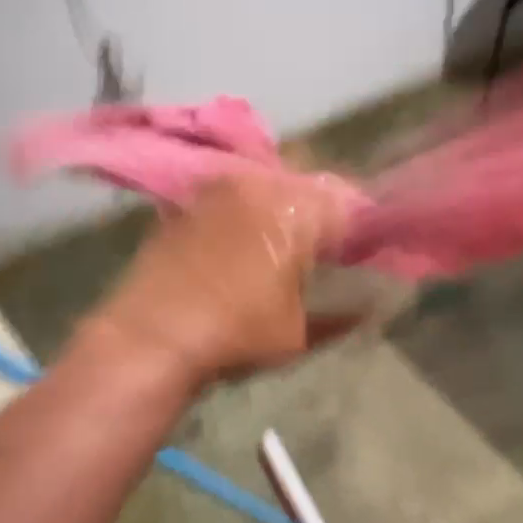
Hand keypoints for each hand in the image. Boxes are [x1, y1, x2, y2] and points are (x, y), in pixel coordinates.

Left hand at [89, 172, 348, 382]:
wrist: (151, 338)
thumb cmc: (237, 333)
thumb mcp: (299, 333)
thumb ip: (341, 315)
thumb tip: (367, 308)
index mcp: (297, 209)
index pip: (350, 204)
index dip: (366, 227)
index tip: (371, 251)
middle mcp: (259, 184)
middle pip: (309, 187)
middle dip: (325, 213)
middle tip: (333, 248)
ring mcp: (217, 188)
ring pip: (268, 187)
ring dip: (285, 209)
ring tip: (290, 245)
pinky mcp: (185, 204)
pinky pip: (232, 198)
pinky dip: (248, 215)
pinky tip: (247, 246)